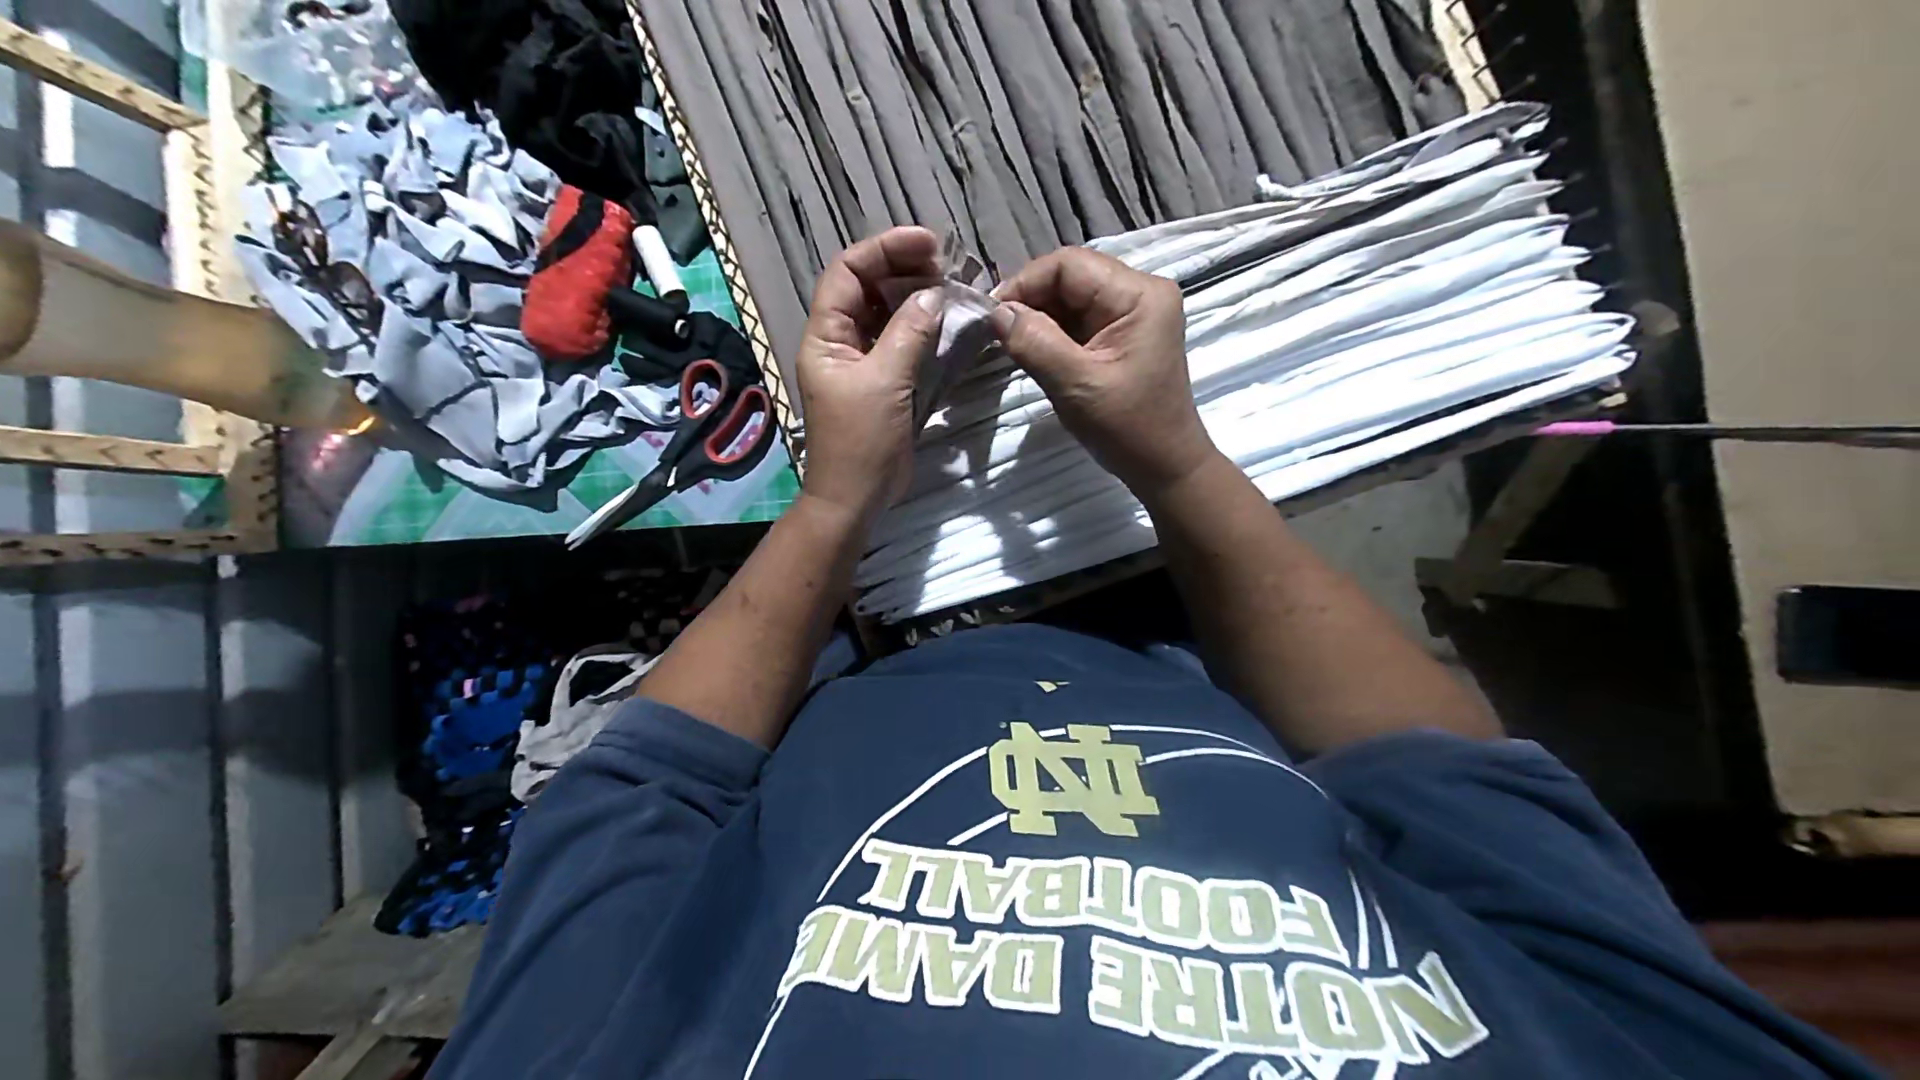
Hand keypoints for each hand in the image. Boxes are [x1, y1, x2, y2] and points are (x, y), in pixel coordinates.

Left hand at [794, 227, 944, 520]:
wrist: (855, 498)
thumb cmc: (861, 442)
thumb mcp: (885, 383)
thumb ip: (909, 334)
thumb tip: (934, 296)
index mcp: (825, 336)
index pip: (847, 273)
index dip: (884, 250)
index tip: (928, 244)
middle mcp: (839, 342)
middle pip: (866, 287)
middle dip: (903, 270)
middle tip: (945, 268)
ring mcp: (861, 362)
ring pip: (885, 313)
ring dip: (915, 296)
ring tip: (950, 289)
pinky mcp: (882, 381)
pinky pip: (900, 341)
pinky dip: (921, 328)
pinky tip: (946, 322)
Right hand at [990, 247, 1219, 497]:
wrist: (1163, 466)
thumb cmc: (1128, 428)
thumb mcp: (1076, 385)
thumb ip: (1034, 343)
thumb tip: (996, 313)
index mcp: (1139, 295)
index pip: (1069, 265)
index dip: (1025, 283)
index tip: (992, 316)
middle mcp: (1139, 293)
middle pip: (1069, 277)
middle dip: (1030, 301)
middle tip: (998, 333)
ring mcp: (1131, 314)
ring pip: (1069, 298)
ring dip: (1038, 319)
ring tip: (1013, 345)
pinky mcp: (1120, 335)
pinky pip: (1077, 320)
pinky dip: (1050, 333)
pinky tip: (1034, 352)